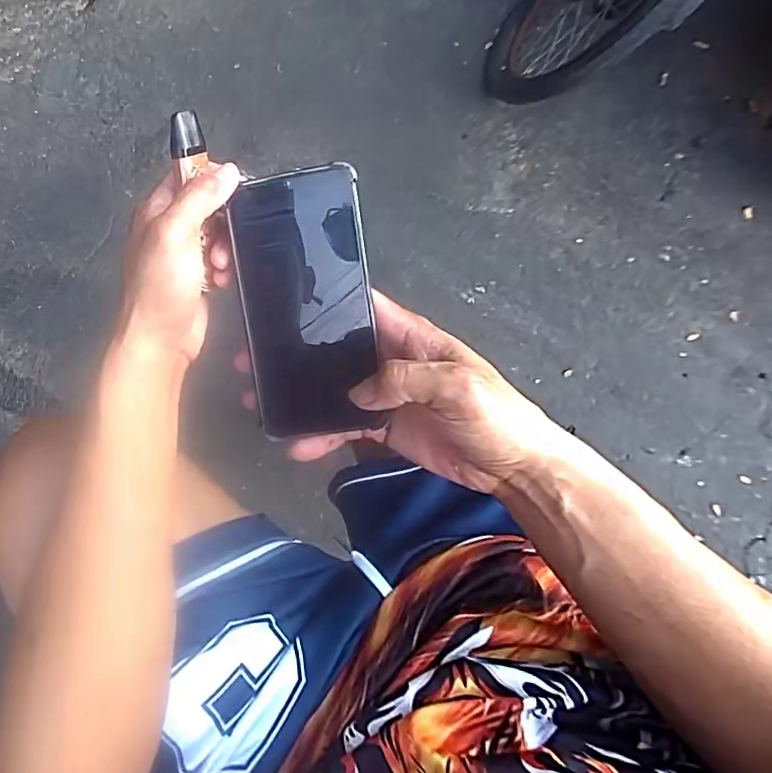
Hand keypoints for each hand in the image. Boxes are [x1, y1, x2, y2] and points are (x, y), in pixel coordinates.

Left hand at [117, 163, 241, 365]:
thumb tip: (223, 172)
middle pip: (207, 204)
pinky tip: (218, 278)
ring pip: (218, 232)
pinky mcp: (195, 274)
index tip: (227, 190)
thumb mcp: (176, 233)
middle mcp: (165, 229)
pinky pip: (220, 258)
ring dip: (225, 246)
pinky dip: (224, 266)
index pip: (185, 174)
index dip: (209, 178)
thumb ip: (198, 197)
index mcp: (154, 211)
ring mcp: (180, 253)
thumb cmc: (156, 292)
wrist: (160, 338)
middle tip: (217, 237)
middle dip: (223, 219)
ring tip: (216, 263)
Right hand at [244, 291, 583, 495]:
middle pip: (333, 349)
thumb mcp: (459, 387)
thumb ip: (406, 378)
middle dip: (294, 354)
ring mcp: (382, 394)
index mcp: (410, 338)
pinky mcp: (380, 425)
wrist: (517, 471)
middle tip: (254, 360)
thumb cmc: (500, 418)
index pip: (363, 308)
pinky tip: (299, 445)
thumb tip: (359, 391)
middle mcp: (389, 360)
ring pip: (329, 389)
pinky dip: (318, 435)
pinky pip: (340, 425)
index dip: (327, 302)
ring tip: (260, 402)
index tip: (286, 305)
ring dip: (298, 397)